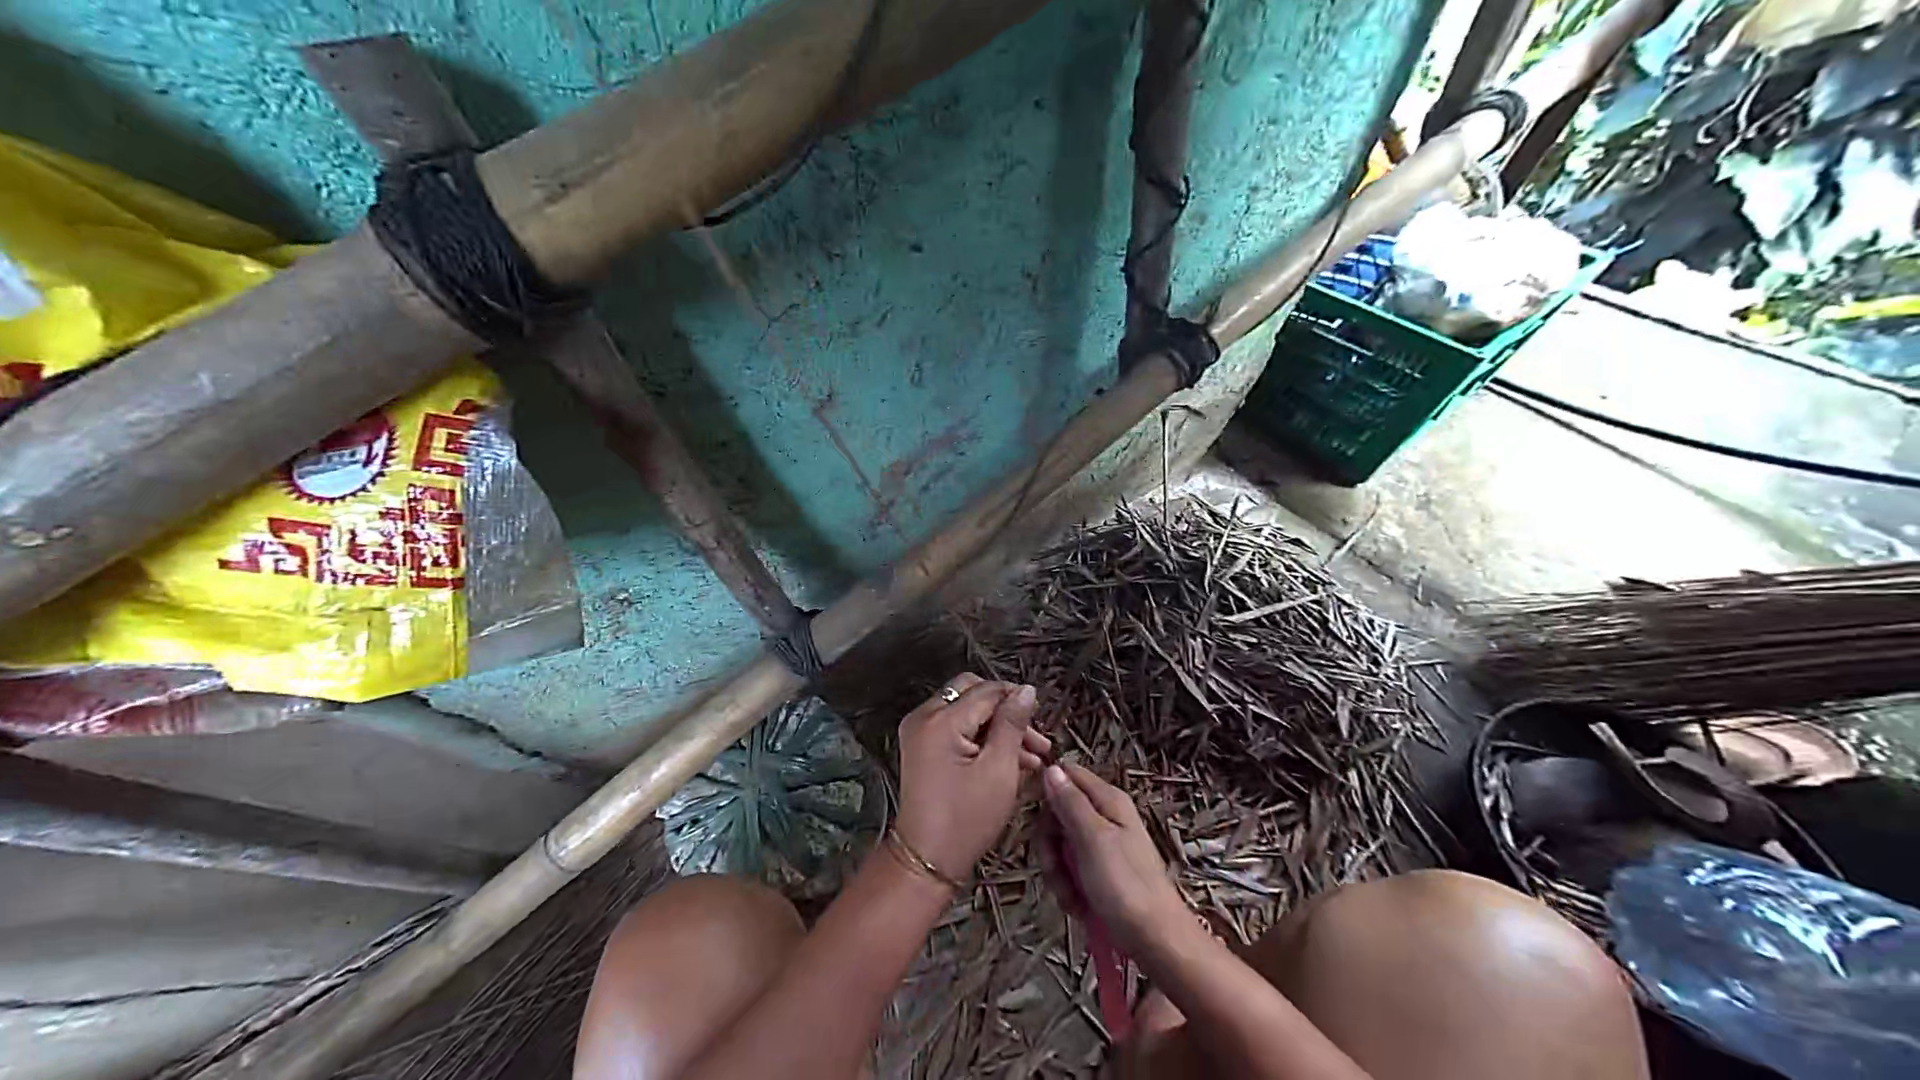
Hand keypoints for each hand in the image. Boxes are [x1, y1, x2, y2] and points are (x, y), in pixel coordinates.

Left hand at [894, 673, 1050, 883]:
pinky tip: (1010, 762)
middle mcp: (924, 718)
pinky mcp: (923, 747)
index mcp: (941, 721)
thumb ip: (1012, 724)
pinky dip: (981, 739)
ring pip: (968, 711)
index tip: (1040, 721)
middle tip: (1034, 738)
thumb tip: (1026, 691)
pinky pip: (957, 728)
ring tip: (1030, 757)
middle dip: (1007, 713)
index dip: (1017, 701)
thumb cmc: (965, 821)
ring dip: (998, 728)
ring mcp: (920, 732)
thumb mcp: (999, 770)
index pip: (987, 691)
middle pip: (974, 694)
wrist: (927, 860)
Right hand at [1041, 763, 1189, 956]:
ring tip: (1070, 895)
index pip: (1066, 775)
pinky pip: (1073, 870)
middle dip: (1051, 844)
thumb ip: (1070, 802)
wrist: (1157, 942)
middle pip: (1059, 814)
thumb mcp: (1093, 839)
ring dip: (1059, 873)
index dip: (1048, 794)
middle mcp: (1106, 816)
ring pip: (1062, 845)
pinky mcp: (1102, 872)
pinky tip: (1078, 905)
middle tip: (1057, 869)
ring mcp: (1104, 846)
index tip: (1043, 823)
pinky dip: (1070, 888)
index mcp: (1108, 800)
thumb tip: (1051, 768)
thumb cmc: (1125, 887)